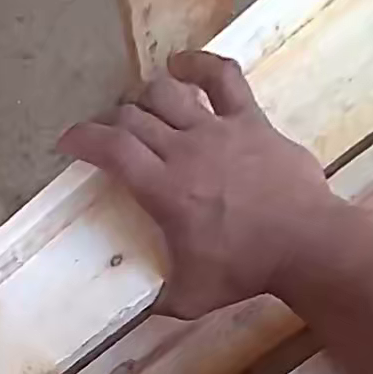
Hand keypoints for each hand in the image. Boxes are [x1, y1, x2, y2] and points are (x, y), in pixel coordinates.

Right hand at [57, 50, 348, 318]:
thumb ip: (162, 301)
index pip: (111, 150)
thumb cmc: (246, 272)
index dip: (82, 139)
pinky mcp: (250, 120)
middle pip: (134, 118)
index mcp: (165, 191)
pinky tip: (181, 63)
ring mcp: (218, 130)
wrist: (305, 244)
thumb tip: (144, 311)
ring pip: (167, 93)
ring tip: (139, 108)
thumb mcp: (192, 299)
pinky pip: (222, 77)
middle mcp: (185, 151)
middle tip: (109, 138)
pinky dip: (198, 64)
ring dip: (144, 97)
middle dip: (110, 123)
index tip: (67, 142)